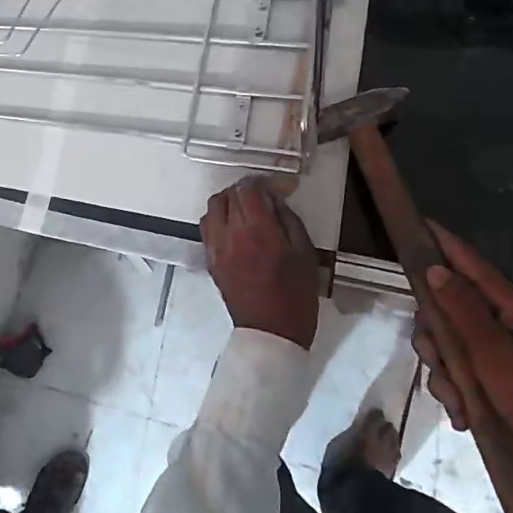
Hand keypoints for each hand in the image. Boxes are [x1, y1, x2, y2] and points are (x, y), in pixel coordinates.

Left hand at [201, 177, 318, 348]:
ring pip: (212, 209)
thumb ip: (287, 219)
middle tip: (262, 198)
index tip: (272, 188)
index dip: (259, 182)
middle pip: (227, 195)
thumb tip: (274, 199)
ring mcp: (216, 247)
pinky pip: (207, 228)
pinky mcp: (210, 260)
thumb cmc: (296, 293)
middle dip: (244, 191)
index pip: (247, 189)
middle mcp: (230, 234)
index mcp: (257, 230)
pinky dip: (219, 220)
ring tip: (246, 212)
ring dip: (228, 203)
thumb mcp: (304, 251)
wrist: (272, 331)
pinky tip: (235, 229)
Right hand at [412, 222, 512, 478]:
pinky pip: (457, 369)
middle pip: (445, 307)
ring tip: (458, 402)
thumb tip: (434, 267)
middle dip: (434, 337)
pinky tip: (463, 414)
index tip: (414, 222)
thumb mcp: (493, 352)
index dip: (441, 241)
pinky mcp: (493, 373)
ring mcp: (496, 347)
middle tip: (436, 361)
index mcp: (507, 306)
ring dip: (444, 373)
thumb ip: (461, 308)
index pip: (467, 261)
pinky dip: (455, 391)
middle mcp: (499, 320)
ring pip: (446, 343)